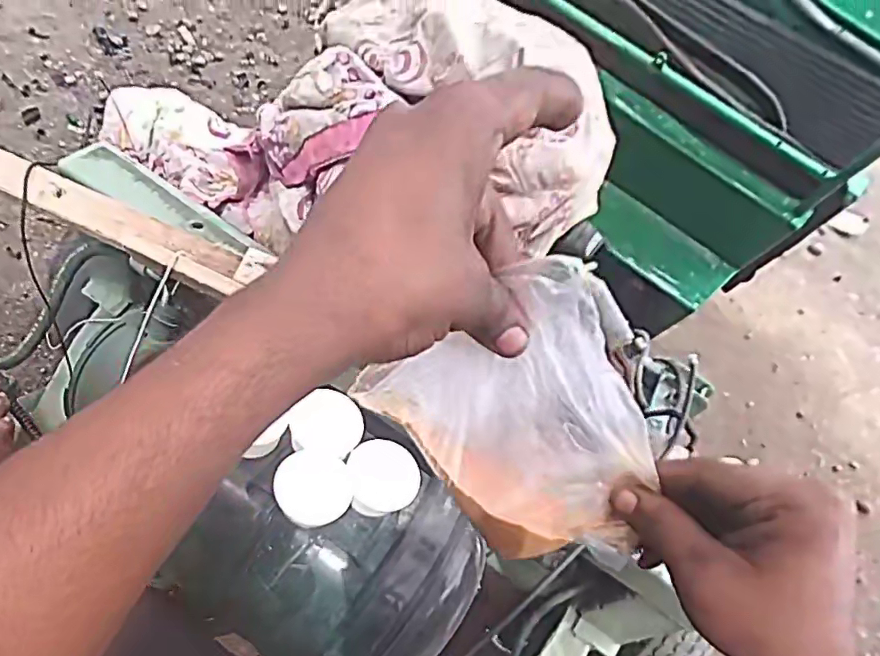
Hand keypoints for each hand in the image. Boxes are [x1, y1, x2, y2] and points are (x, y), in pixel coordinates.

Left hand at [257, 69, 582, 373]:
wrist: (308, 313)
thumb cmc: (394, 281)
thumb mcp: (464, 294)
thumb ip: (498, 307)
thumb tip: (514, 333)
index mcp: (456, 127)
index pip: (523, 99)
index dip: (554, 104)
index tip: (571, 110)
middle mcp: (414, 131)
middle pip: (481, 181)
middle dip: (501, 244)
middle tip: (513, 293)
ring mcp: (378, 163)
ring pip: (446, 204)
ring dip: (468, 255)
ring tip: (478, 309)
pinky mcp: (353, 198)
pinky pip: (411, 213)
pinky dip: (433, 248)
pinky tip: (440, 293)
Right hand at [611, 459, 858, 655]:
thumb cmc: (761, 629)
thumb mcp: (701, 571)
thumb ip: (662, 525)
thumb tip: (624, 494)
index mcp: (796, 499)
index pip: (709, 473)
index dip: (655, 481)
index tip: (615, 492)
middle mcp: (807, 498)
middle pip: (716, 487)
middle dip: (666, 506)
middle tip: (624, 521)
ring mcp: (804, 518)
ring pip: (721, 505)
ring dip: (678, 522)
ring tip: (642, 543)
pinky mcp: (794, 536)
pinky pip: (736, 522)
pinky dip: (700, 534)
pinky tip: (669, 551)